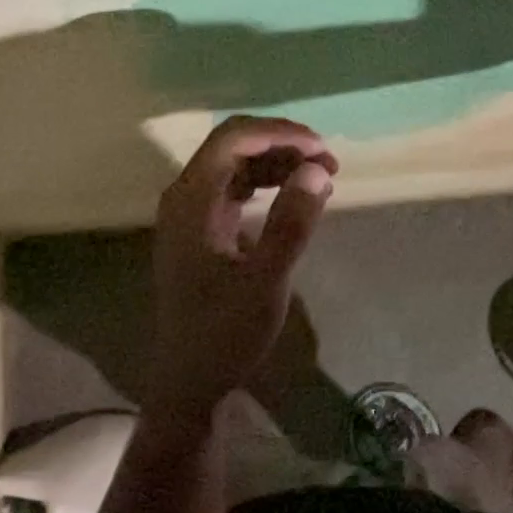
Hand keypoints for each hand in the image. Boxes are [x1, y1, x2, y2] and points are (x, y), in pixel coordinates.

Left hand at [146, 116, 337, 423]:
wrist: (188, 379)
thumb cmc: (224, 334)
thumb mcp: (266, 283)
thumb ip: (291, 225)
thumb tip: (316, 170)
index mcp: (190, 201)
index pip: (231, 139)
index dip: (279, 134)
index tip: (322, 150)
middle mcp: (183, 196)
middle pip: (231, 145)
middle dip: (281, 145)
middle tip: (328, 165)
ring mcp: (189, 212)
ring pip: (234, 165)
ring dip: (276, 163)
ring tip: (321, 178)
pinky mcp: (200, 229)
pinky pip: (233, 189)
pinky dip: (265, 184)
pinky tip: (294, 196)